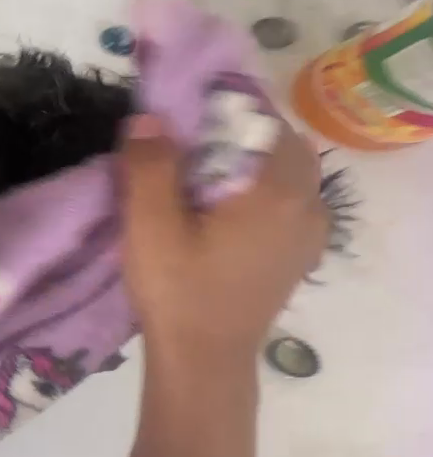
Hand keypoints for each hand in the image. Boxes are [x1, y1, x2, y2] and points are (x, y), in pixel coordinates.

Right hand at [121, 112, 329, 372]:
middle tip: (175, 133)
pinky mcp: (294, 249)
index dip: (224, 105)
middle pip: (279, 145)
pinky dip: (248, 183)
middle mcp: (307, 206)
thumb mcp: (149, 224)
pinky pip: (280, 197)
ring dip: (240, 157)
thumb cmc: (176, 287)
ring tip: (186, 164)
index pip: (264, 124)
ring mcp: (308, 231)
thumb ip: (150, 167)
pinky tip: (209, 201)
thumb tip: (147, 117)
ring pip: (282, 172)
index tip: (179, 102)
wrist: (205, 354)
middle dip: (231, 130)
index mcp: (276, 194)